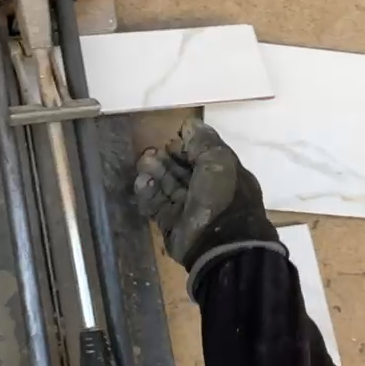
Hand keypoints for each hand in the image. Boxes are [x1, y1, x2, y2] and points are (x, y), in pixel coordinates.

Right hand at [133, 119, 279, 294]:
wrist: (218, 241)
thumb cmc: (222, 196)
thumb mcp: (218, 160)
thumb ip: (202, 141)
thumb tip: (189, 124)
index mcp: (221, 175)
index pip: (200, 157)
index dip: (185, 147)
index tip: (171, 141)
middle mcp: (204, 191)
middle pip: (179, 171)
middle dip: (164, 160)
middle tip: (150, 151)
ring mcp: (186, 208)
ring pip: (165, 186)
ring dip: (154, 172)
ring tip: (144, 163)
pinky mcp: (170, 222)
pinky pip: (155, 204)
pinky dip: (147, 192)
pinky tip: (142, 181)